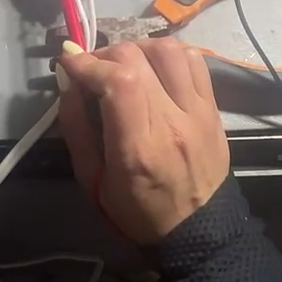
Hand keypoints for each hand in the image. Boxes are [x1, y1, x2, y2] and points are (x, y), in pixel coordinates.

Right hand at [58, 39, 229, 244]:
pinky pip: (195, 60)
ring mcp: (198, 113)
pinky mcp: (213, 108)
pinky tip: (153, 67)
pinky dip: (169, 53)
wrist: (199, 232)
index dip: (88, 63)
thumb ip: (75, 128)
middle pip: (137, 59)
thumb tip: (68, 80)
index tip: (69, 60)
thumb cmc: (137, 211)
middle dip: (105, 55)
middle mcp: (172, 124)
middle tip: (92, 68)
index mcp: (138, 150)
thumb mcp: (92, 181)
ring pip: (168, 50)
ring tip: (124, 64)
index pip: (117, 82)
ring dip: (138, 48)